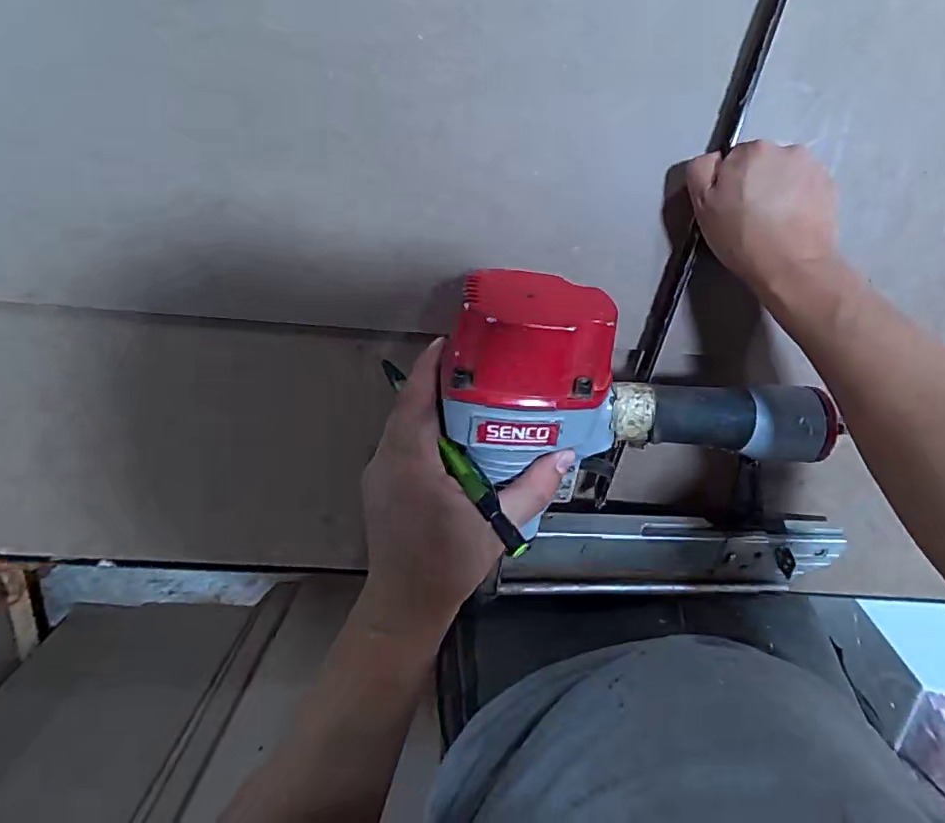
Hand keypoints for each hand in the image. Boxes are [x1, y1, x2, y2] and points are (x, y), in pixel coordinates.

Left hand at [358, 340, 571, 635]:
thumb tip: (565, 454)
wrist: (405, 604)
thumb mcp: (496, 525)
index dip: (430, 366)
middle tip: (477, 361)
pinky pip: (403, 439)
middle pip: (409, 404)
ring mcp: (380, 471)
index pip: (414, 400)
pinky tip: (456, 429)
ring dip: (432, 401)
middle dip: (438, 378)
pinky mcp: (383, 482)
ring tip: (471, 388)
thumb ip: (533, 487)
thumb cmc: (447, 564)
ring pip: (404, 421)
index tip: (451, 340)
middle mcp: (387, 460)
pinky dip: (426, 424)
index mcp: (410, 464)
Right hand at [685, 140, 841, 297]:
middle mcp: (786, 150)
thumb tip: (714, 160)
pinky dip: (801, 199)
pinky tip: (794, 223)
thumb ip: (701, 170)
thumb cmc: (744, 239)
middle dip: (757, 182)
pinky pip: (807, 187)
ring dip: (781, 189)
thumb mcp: (702, 205)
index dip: (730, 184)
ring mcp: (812, 168)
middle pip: (763, 163)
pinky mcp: (830, 187)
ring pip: (787, 173)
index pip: (734, 159)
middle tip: (753, 216)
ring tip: (776, 221)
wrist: (793, 268)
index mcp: (752, 150)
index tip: (732, 206)